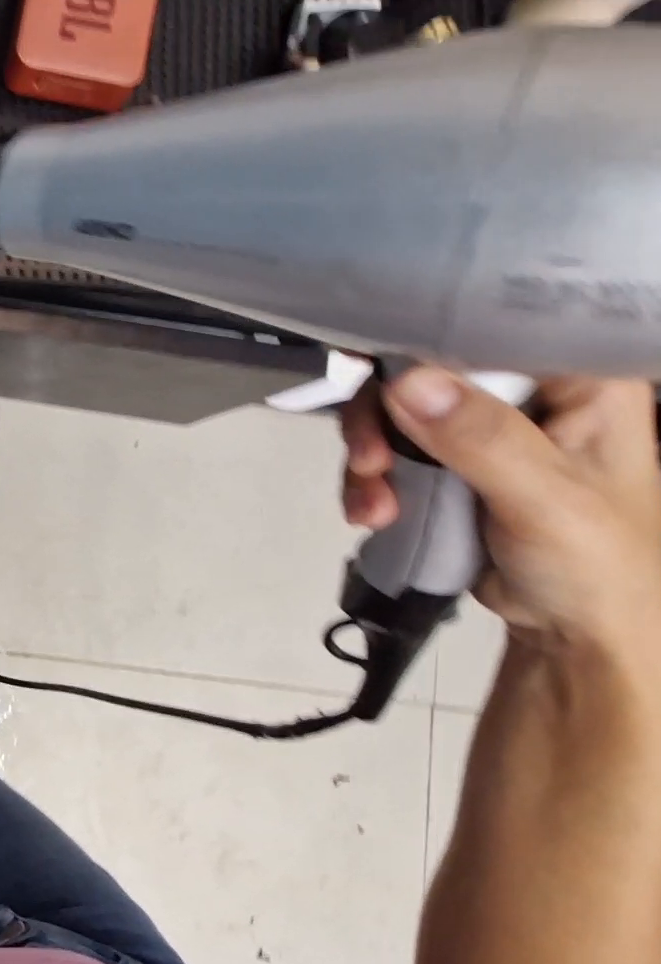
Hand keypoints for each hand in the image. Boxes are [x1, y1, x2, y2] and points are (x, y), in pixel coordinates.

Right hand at [341, 367, 660, 648]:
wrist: (577, 631)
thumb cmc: (595, 563)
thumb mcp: (545, 499)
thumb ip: (481, 440)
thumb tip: (408, 383)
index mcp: (579, 383)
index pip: (490, 332)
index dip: (425, 342)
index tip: (370, 371)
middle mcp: (528, 396)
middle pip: (423, 373)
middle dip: (379, 419)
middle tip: (368, 463)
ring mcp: (481, 433)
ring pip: (392, 416)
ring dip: (367, 461)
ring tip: (372, 509)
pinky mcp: (444, 467)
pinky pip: (384, 455)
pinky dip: (367, 485)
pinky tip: (372, 517)